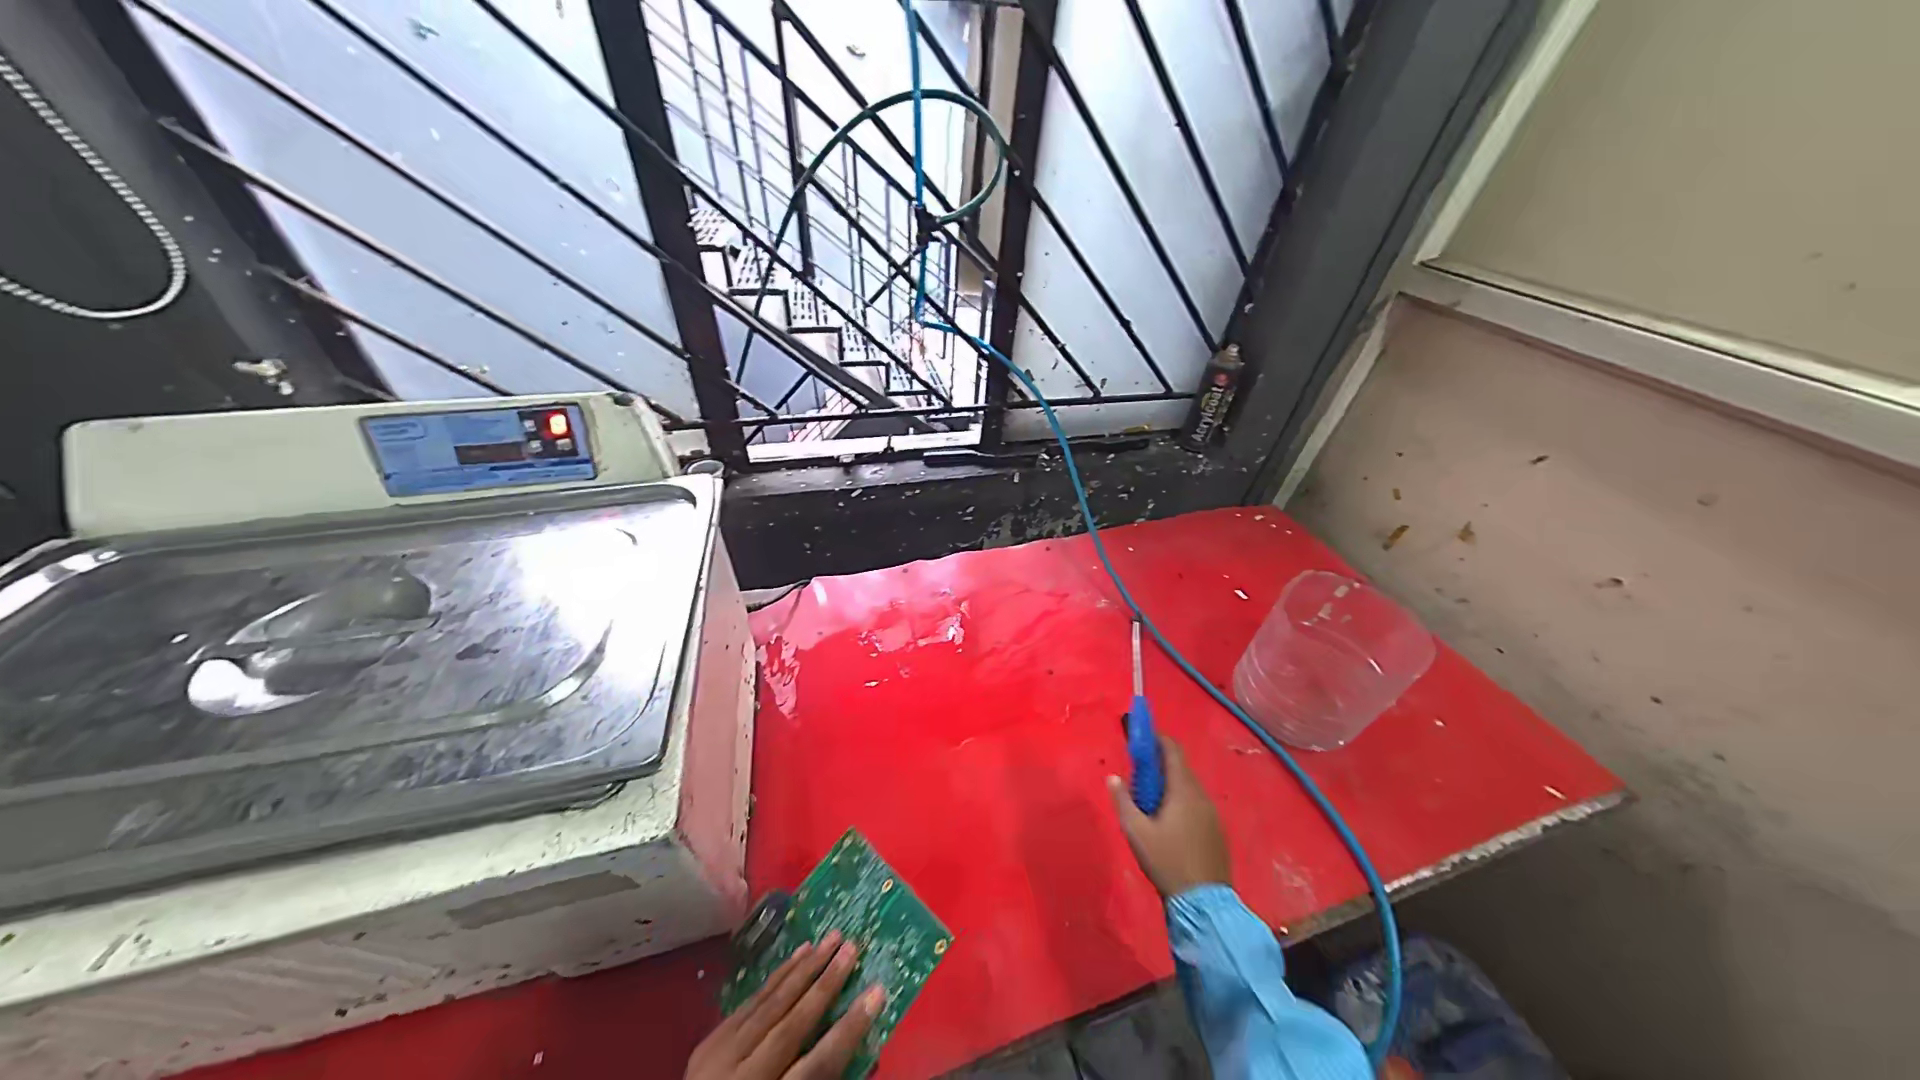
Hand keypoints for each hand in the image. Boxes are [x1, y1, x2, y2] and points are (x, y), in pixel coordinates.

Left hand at [685, 931, 884, 1079]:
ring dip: (804, 970)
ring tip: (832, 939)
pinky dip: (778, 977)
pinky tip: (799, 955)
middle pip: (792, 1026)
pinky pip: (750, 1003)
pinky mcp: (707, 1046)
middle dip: (826, 985)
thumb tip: (868, 1052)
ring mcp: (719, 1063)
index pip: (819, 1066)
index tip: (877, 993)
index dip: (849, 1029)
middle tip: (853, 948)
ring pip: (770, 1006)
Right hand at [1106, 736, 1231, 896]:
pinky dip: (1180, 801)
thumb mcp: (1136, 832)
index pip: (1173, 750)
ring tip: (1149, 803)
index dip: (1157, 739)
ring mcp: (1212, 814)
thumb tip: (1113, 777)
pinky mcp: (1216, 830)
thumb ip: (1123, 801)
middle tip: (1138, 776)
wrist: (1204, 903)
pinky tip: (1168, 823)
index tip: (1140, 739)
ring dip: (1169, 785)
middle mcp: (1201, 796)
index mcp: (1183, 790)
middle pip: (1180, 768)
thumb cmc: (1167, 862)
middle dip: (1159, 765)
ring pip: (1188, 787)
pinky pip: (1196, 804)